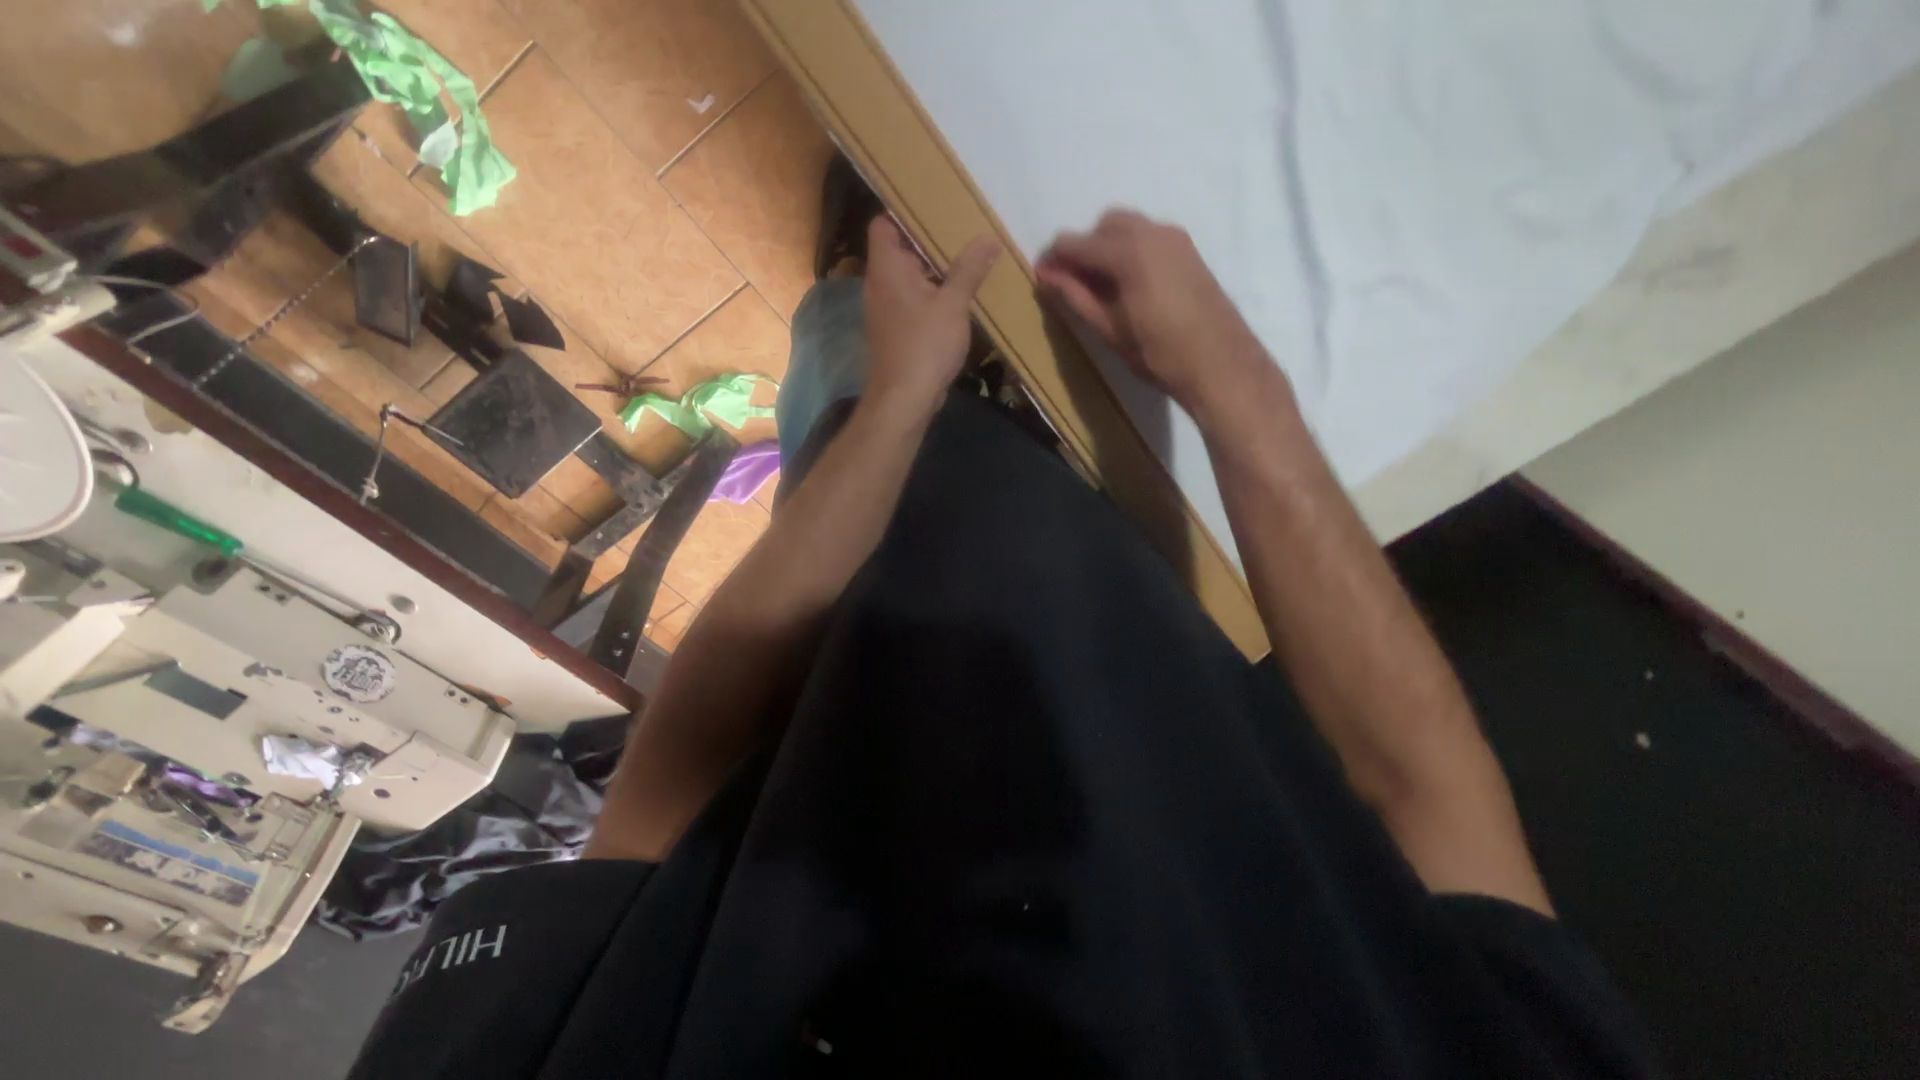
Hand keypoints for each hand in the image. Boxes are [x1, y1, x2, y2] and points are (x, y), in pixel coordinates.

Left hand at [863, 215, 1000, 414]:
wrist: (904, 399)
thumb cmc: (924, 345)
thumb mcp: (953, 304)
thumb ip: (969, 269)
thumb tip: (987, 239)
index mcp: (887, 267)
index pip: (883, 224)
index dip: (904, 211)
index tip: (935, 205)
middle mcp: (880, 283)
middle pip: (898, 248)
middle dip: (928, 238)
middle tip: (961, 226)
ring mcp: (886, 307)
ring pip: (908, 275)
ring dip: (934, 267)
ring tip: (967, 254)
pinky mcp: (896, 328)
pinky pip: (913, 298)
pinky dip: (932, 291)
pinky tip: (959, 292)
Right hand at [1036, 209, 1283, 421]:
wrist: (1222, 364)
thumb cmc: (1160, 353)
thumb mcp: (1109, 329)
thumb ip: (1075, 296)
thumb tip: (1047, 274)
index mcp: (1127, 251)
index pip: (1074, 242)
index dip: (1053, 259)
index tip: (1042, 278)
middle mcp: (1151, 232)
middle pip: (1103, 225)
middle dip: (1084, 248)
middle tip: (1074, 284)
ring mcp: (1175, 238)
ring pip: (1129, 227)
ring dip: (1109, 248)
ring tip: (1103, 287)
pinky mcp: (1190, 251)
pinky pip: (1150, 237)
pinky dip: (1132, 250)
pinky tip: (1130, 286)